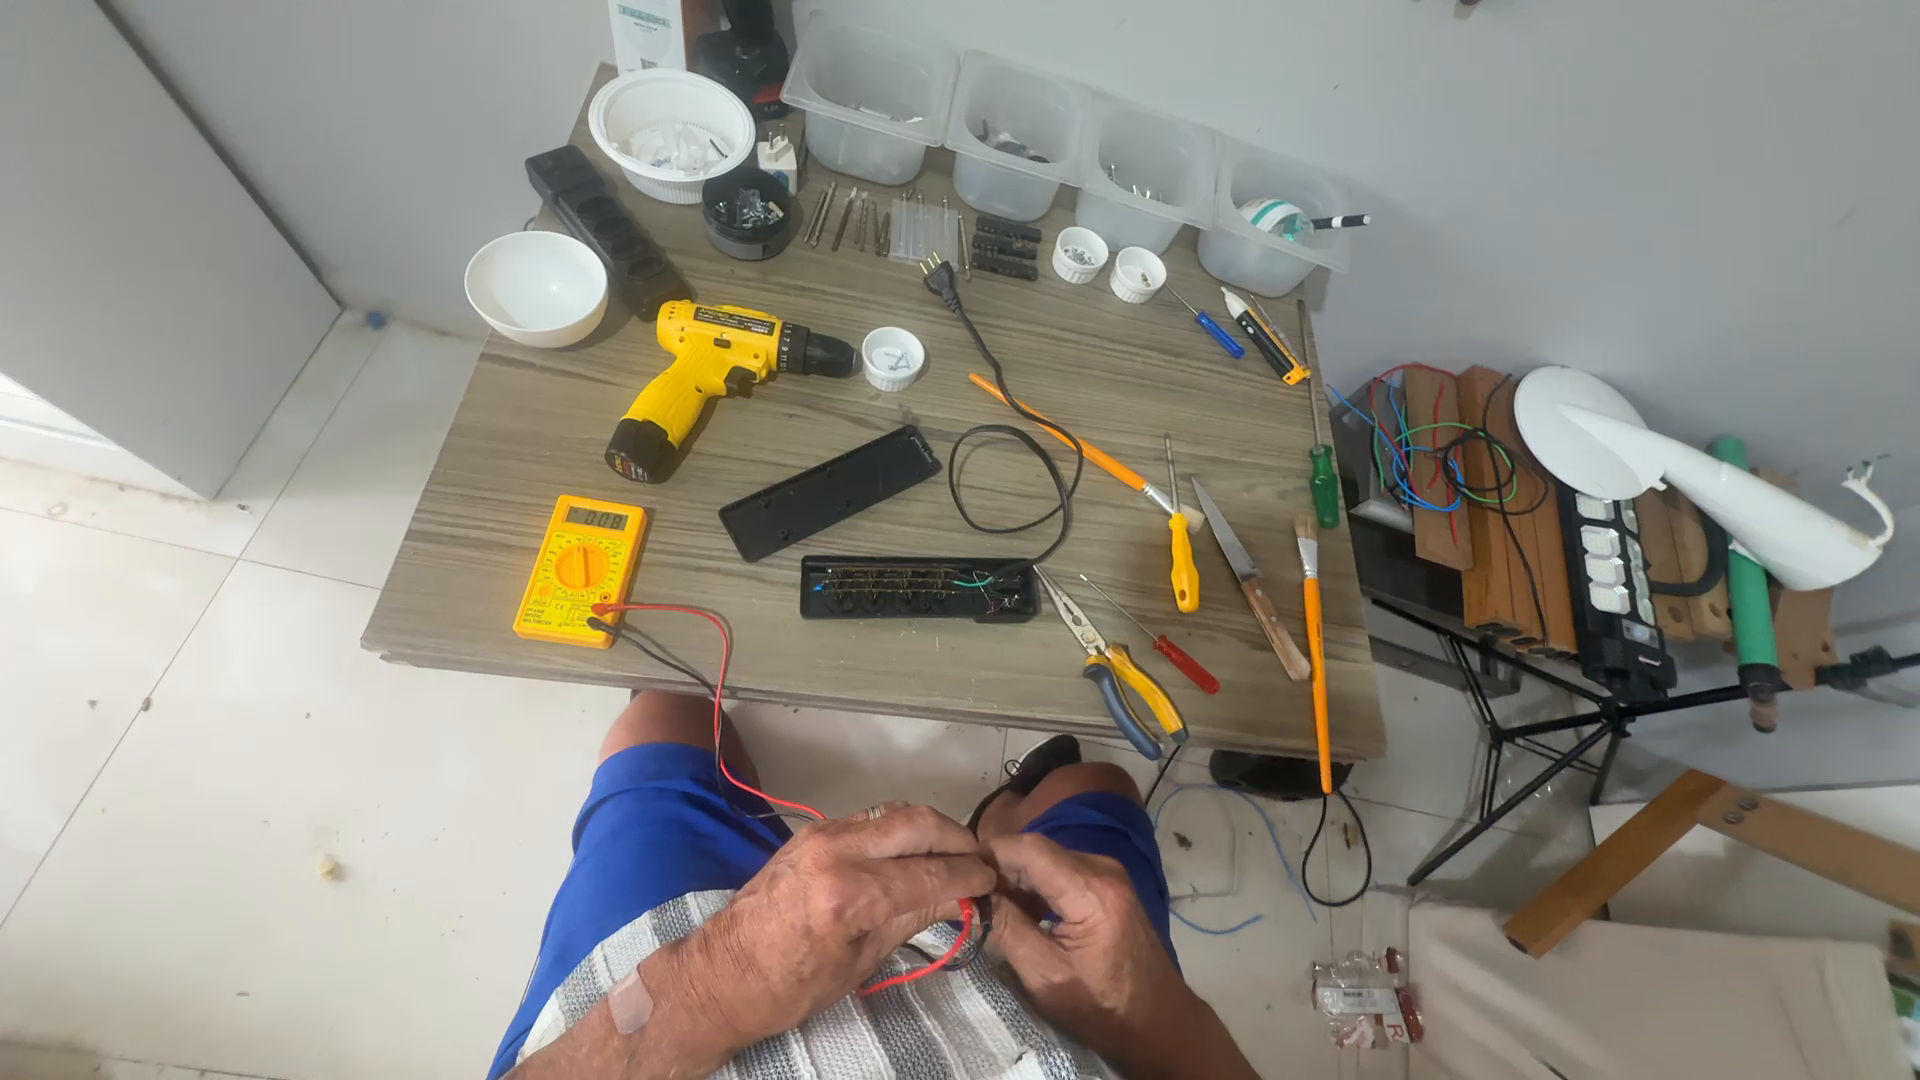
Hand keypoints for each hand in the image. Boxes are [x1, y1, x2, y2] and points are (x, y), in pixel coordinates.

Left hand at [676, 803, 995, 1050]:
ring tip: (954, 852)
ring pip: (896, 811)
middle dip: (956, 837)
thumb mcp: (860, 962)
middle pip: (917, 822)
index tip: (990, 880)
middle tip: (978, 859)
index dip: (968, 875)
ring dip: (931, 827)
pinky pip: (872, 818)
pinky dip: (902, 828)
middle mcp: (838, 851)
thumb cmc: (790, 986)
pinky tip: (916, 849)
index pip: (929, 872)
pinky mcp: (815, 829)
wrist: (722, 973)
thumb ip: (913, 917)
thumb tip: (963, 898)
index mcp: (849, 895)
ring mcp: (824, 832)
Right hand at [989, 834, 1255, 1079]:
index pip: (1030, 848)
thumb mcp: (1045, 976)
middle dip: (1000, 866)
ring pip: (1048, 856)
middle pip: (1038, 849)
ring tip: (989, 902)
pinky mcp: (1108, 881)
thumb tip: (969, 894)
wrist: (1159, 1023)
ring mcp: (1108, 871)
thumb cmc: (1102, 1006)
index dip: (991, 853)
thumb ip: (1006, 928)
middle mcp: (1103, 867)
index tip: (960, 871)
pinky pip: (1063, 868)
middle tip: (969, 891)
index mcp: (1091, 889)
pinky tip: (1020, 907)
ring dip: (1017, 875)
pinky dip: (1037, 882)